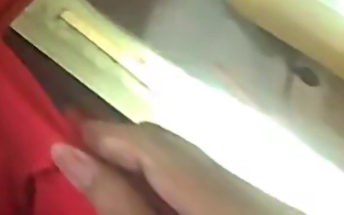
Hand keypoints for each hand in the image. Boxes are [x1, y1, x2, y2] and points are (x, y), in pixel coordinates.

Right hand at [51, 123, 295, 214]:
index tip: (63, 138)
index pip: (153, 143)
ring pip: (199, 169)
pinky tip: (165, 207)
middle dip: (126, 151)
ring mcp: (280, 208)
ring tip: (120, 186)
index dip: (104, 135)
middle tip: (83, 161)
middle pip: (177, 151)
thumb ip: (117, 205)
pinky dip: (186, 192)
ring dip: (154, 172)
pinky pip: (224, 189)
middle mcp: (263, 198)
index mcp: (230, 203)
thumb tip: (64, 149)